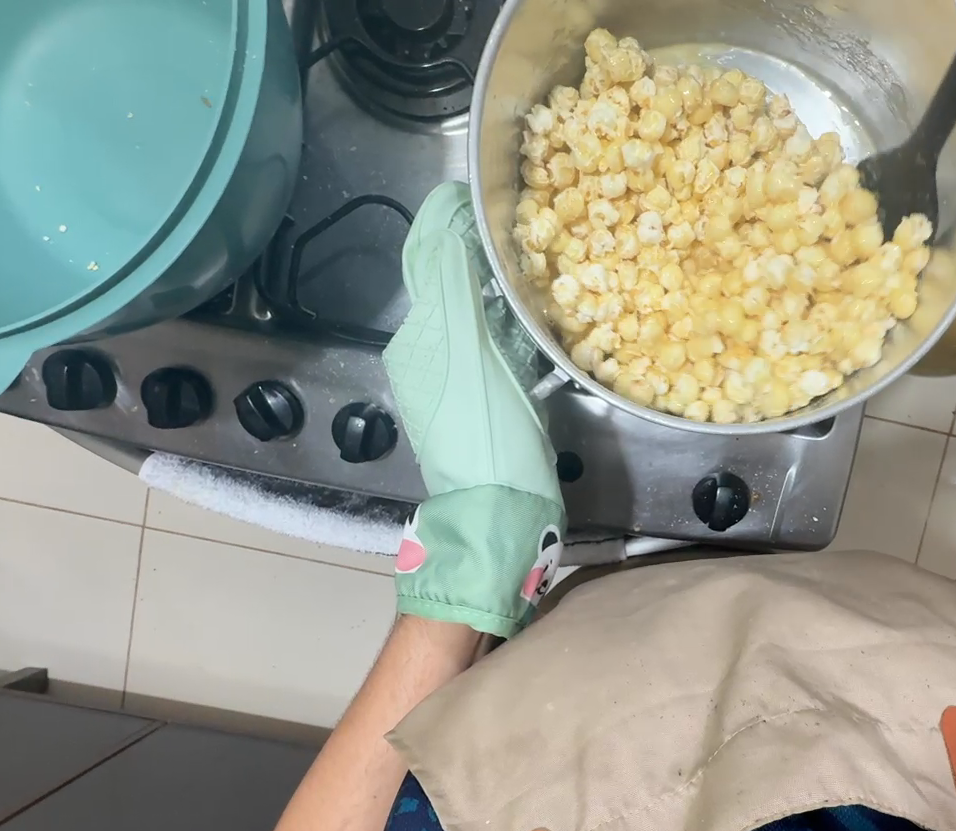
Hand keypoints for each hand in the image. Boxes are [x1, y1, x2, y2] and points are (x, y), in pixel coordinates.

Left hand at [381, 182, 564, 637]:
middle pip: (447, 281)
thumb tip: (451, 224)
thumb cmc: (491, 436)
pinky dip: (506, 326)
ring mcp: (447, 380)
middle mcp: (424, 352)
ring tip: (531, 265)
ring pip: (469, 313)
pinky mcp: (472, 403)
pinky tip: (531, 326)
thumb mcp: (473, 351)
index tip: (478, 191)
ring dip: (493, 285)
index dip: (448, 219)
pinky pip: (486, 346)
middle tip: (519, 224)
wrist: (499, 513)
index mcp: (423, 334)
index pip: (428, 256)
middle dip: (474, 247)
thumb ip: (457, 285)